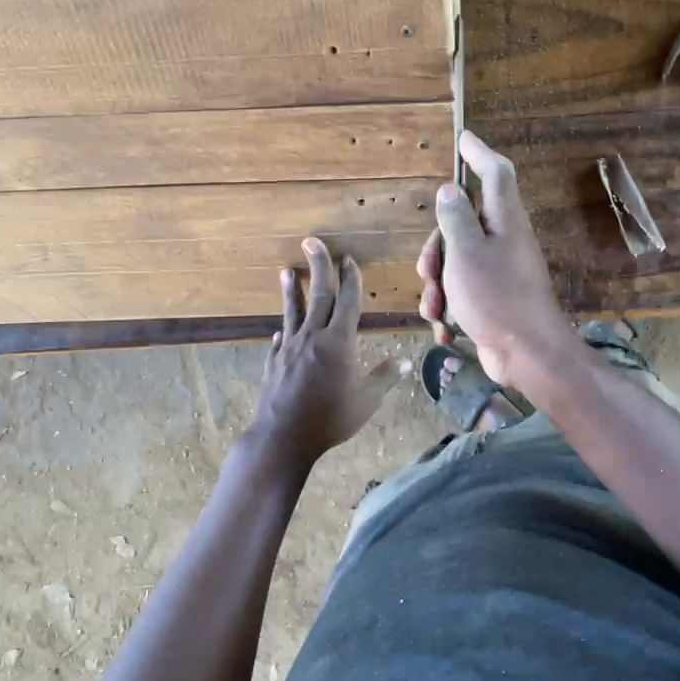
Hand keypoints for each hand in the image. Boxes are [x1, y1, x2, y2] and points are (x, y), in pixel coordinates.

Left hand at [249, 238, 403, 470]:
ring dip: (292, 289)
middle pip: (318, 295)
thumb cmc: (330, 419)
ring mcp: (290, 348)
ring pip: (293, 311)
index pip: (348, 301)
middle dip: (319, 266)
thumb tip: (404, 362)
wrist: (283, 437)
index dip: (351, 279)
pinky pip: (281, 340)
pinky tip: (281, 330)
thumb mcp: (366, 401)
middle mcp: (313, 337)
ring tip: (288, 271)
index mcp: (339, 341)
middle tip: (312, 242)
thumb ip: (385, 378)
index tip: (350, 260)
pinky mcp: (274, 363)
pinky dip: (284, 330)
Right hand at [418, 131, 573, 385]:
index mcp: (504, 221)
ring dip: (437, 285)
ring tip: (436, 309)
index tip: (464, 139)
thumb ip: (455, 218)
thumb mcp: (466, 253)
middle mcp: (504, 241)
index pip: (494, 174)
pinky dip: (449, 308)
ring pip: (455, 263)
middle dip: (435, 250)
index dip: (479, 154)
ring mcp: (499, 271)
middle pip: (461, 226)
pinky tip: (446, 329)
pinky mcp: (493, 299)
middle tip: (428, 273)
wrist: (527, 356)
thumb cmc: (498, 298)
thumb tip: (450, 190)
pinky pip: (461, 292)